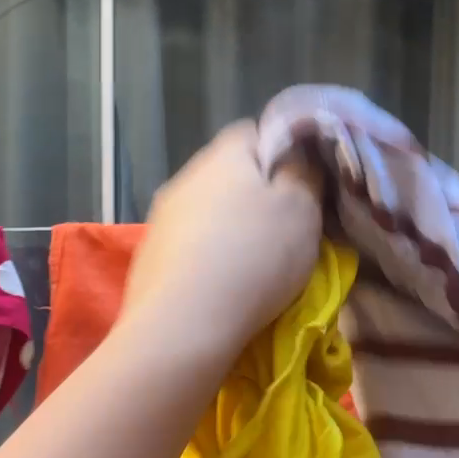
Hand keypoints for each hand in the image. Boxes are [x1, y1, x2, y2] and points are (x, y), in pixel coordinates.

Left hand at [117, 121, 323, 360]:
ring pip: (210, 211)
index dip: (286, 152)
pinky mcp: (151, 257)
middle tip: (289, 229)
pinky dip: (212, 258)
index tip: (306, 185)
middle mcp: (186, 176)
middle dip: (260, 196)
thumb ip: (304, 172)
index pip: (256, 131)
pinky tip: (226, 285)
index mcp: (224, 154)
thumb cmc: (254, 257)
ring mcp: (163, 218)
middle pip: (231, 174)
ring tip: (259, 264)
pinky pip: (192, 246)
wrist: (183, 326)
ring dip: (234, 229)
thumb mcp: (302, 208)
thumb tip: (299, 154)